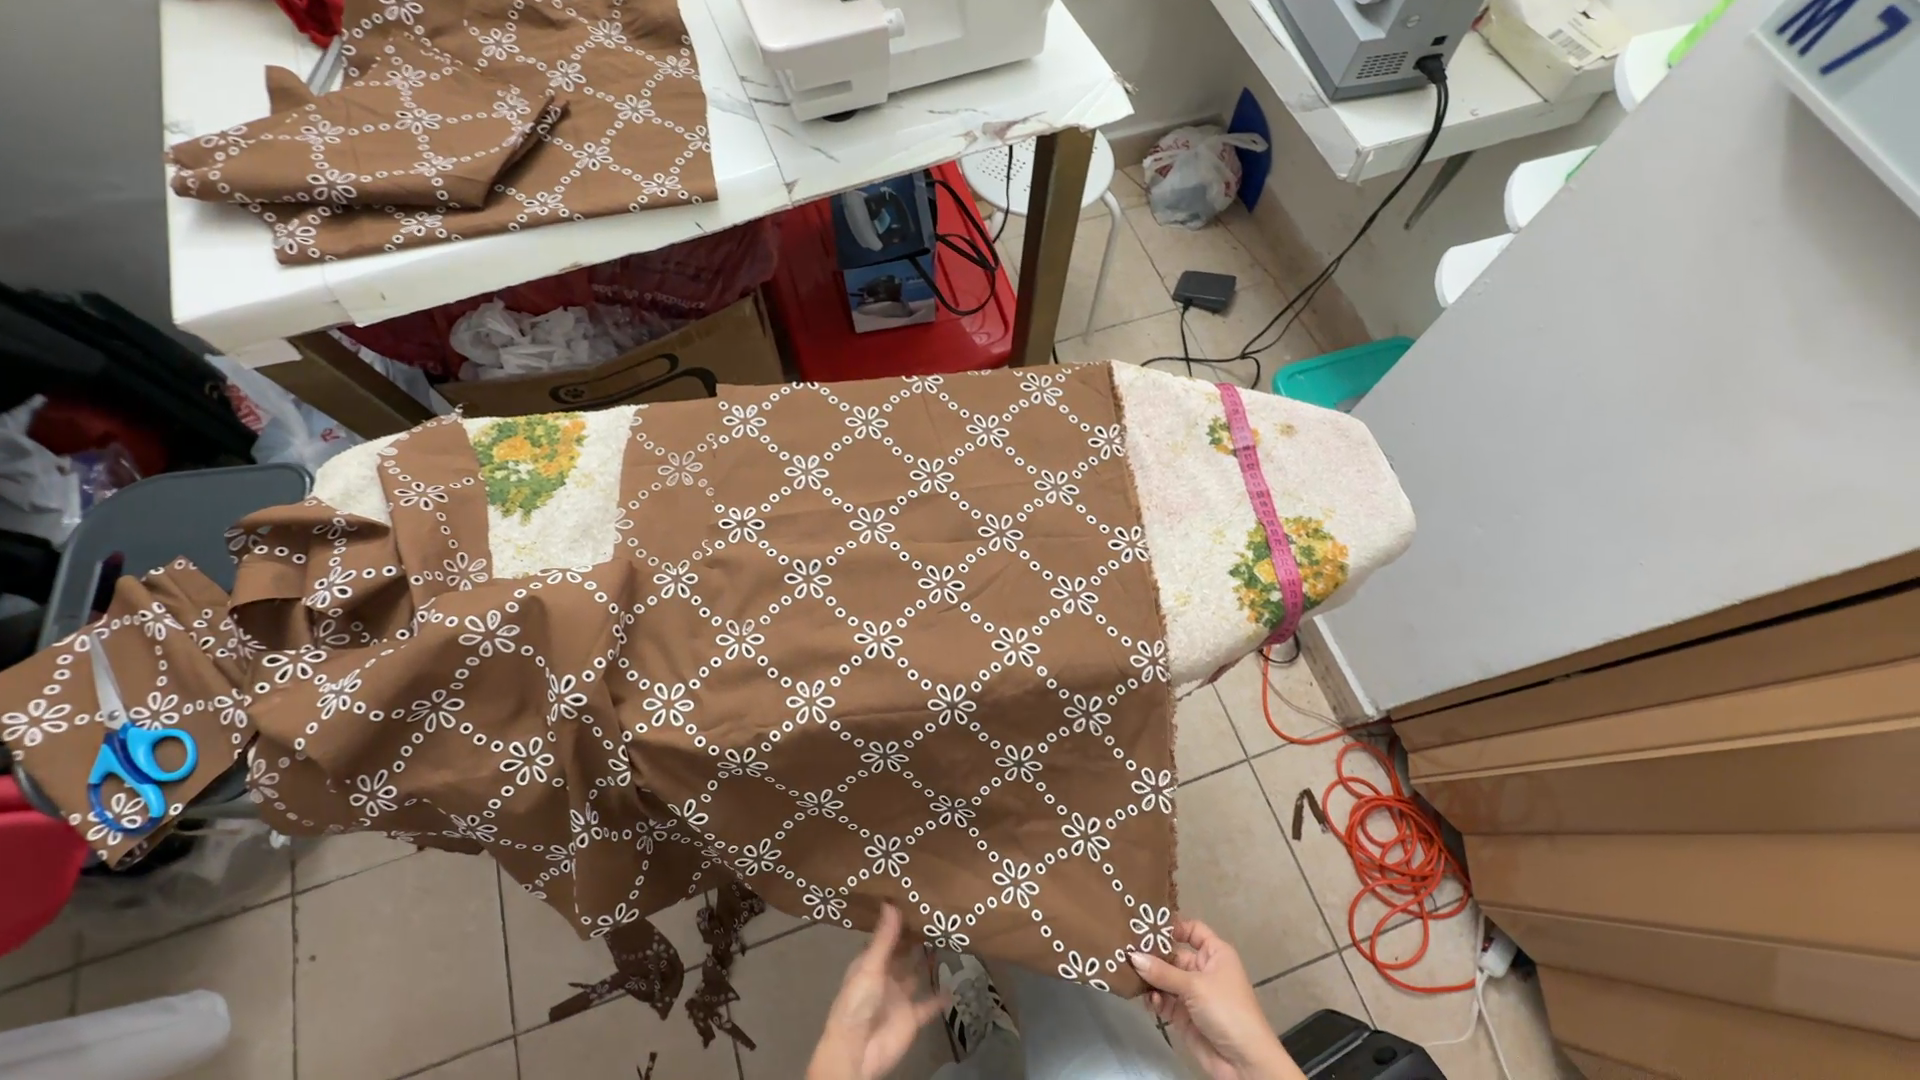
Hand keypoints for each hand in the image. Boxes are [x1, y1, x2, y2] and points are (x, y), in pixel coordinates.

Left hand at [806, 904, 947, 1079]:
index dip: (898, 924)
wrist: (858, 1049)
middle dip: (915, 941)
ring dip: (927, 964)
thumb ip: (884, 938)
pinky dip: (940, 998)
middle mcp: (885, 977)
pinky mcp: (912, 1017)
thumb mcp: (870, 966)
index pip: (885, 940)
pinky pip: (928, 1005)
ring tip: (947, 943)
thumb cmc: (858, 1002)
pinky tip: (954, 986)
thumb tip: (890, 902)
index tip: (915, 904)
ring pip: (916, 976)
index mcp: (870, 964)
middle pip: (902, 956)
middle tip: (936, 919)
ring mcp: (899, 997)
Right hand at [1131, 916, 1306, 1079]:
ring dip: (1149, 978)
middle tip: (1125, 949)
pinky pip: (1163, 1000)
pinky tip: (1148, 1000)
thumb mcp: (1195, 986)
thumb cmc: (1226, 1010)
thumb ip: (1162, 972)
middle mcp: (1203, 970)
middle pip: (1173, 954)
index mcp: (1215, 954)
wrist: (1243, 1062)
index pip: (1192, 930)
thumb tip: (1132, 957)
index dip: (1173, 926)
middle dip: (1152, 954)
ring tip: (1129, 974)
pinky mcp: (1183, 1015)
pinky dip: (1154, 999)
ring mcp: (1192, 993)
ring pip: (1164, 978)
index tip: (1146, 925)